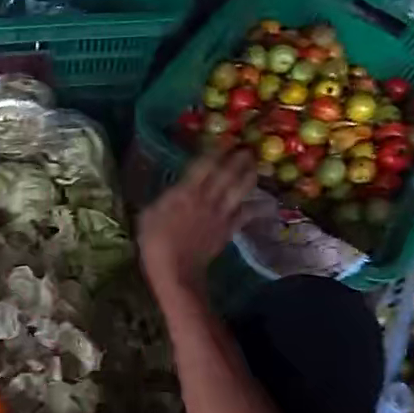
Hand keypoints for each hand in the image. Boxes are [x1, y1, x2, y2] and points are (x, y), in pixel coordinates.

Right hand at [139, 148, 257, 303]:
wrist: (176, 272)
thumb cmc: (155, 244)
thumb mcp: (148, 215)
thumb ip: (164, 199)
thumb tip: (172, 191)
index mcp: (186, 192)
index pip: (204, 165)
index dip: (216, 150)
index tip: (224, 140)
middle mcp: (207, 198)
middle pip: (227, 173)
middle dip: (238, 158)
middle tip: (246, 148)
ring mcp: (221, 214)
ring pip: (240, 190)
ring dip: (249, 176)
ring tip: (255, 166)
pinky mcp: (228, 230)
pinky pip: (246, 215)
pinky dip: (257, 208)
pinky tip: (265, 203)